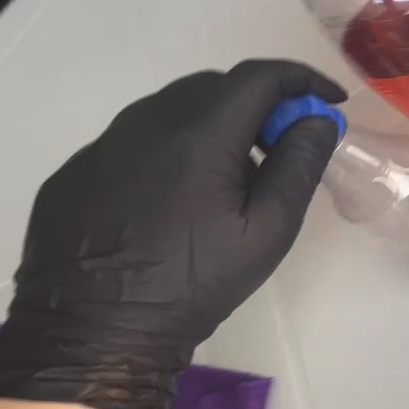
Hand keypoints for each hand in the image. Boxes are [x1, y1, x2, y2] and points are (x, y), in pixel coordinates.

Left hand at [0, 60, 346, 408]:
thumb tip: (318, 120)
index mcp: (197, 137)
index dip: (303, 80)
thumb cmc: (198, 280)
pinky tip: (187, 193)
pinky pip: (139, 138)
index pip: (257, 77)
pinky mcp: (77, 172)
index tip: (330, 102)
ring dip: (219, 122)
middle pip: (214, 85)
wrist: (93, 332)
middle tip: (289, 142)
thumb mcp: (270, 228)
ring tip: (241, 171)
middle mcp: (143, 127)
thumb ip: (298, 165)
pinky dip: (179, 145)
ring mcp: (101, 148)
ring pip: (173, 108)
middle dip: (263, 102)